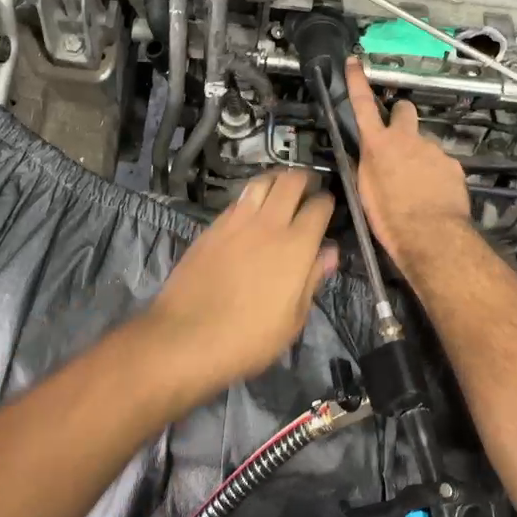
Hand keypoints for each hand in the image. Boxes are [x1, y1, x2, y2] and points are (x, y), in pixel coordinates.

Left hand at [144, 168, 337, 391]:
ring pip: (261, 182)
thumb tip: (329, 252)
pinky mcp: (212, 227)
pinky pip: (238, 200)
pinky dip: (252, 197)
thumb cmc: (248, 337)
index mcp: (296, 247)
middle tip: (309, 187)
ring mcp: (236, 222)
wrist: (186, 336)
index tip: (328, 208)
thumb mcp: (293, 320)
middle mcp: (268, 224)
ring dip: (276, 180)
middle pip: (291, 181)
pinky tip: (252, 210)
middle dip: (305, 179)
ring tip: (282, 189)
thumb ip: (312, 280)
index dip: (328, 203)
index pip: (319, 207)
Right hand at [345, 58, 470, 270]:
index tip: (354, 62)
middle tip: (396, 139)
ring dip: (418, 155)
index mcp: (379, 145)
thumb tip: (369, 154)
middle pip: (404, 111)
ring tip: (415, 185)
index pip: (362, 105)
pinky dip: (435, 173)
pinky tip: (432, 194)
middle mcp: (408, 139)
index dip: (357, 81)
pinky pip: (441, 163)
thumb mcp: (365, 190)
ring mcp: (434, 150)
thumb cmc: (390, 218)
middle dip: (400, 117)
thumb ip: (368, 164)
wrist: (432, 236)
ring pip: (424, 143)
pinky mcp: (453, 165)